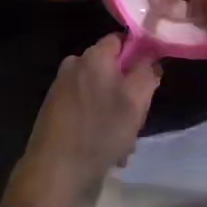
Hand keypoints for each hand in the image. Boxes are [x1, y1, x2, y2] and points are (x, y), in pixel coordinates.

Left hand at [6, 34, 161, 206]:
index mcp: (92, 57)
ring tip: (123, 146)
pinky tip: (107, 151)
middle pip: (111, 69)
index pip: (120, 40)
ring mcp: (61, 85)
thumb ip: (146, 75)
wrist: (56, 165)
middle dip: (128, 93)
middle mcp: (74, 64)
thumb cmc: (101, 131)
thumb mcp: (135, 103)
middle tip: (137, 121)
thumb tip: (150, 58)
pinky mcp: (55, 105)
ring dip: (116, 115)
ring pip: (101, 92)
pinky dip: (99, 122)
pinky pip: (86, 106)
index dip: (139, 54)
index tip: (151, 78)